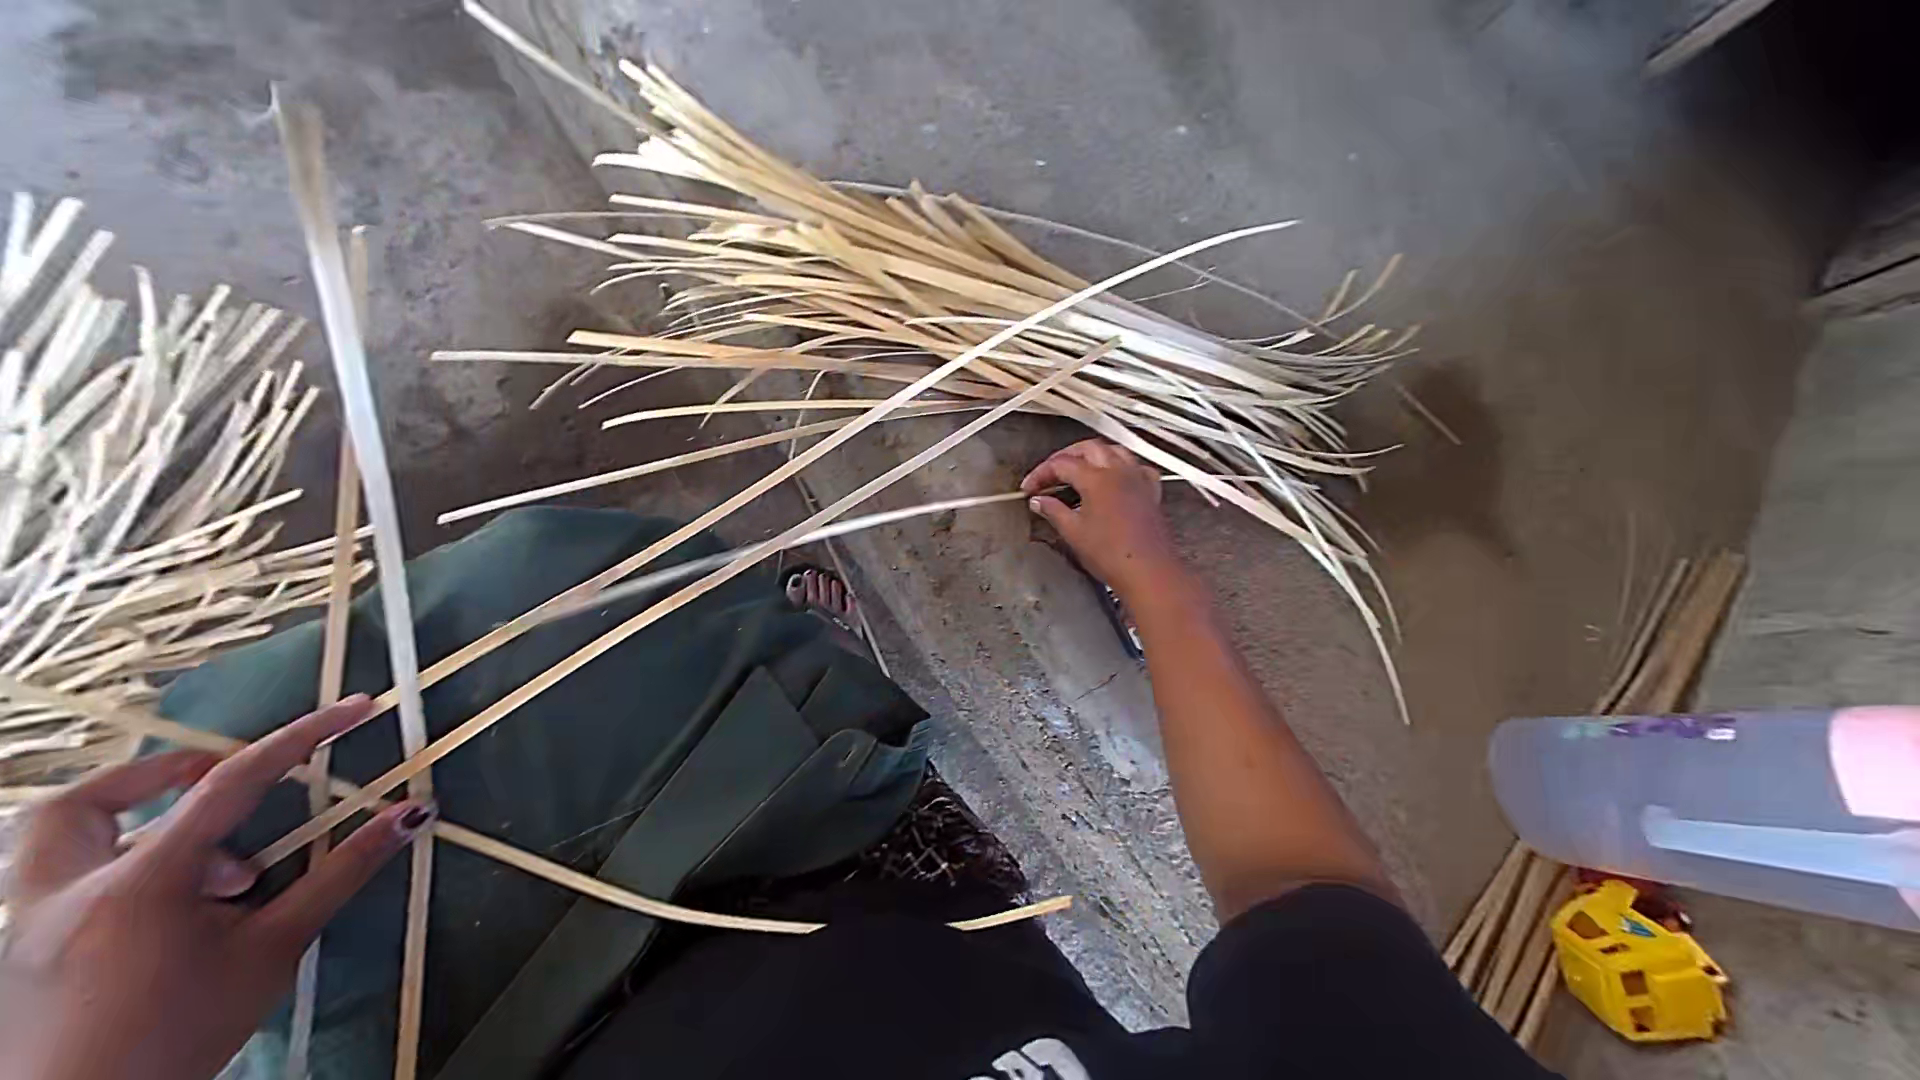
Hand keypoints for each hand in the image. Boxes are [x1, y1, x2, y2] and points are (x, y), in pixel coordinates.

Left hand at [0, 696, 433, 1079]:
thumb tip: (414, 814)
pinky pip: (62, 880)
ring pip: (52, 842)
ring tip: (213, 849)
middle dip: (155, 773)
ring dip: (132, 820)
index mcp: (136, 886)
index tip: (356, 707)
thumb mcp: (276, 946)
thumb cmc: (179, 1034)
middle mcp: (63, 895)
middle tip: (223, 774)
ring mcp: (28, 927)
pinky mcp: (24, 953)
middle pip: (80, 802)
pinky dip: (125, 865)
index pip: (232, 783)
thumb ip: (343, 871)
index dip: (303, 735)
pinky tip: (183, 901)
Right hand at [1022, 439, 1183, 598]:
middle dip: (1065, 456)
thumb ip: (1053, 511)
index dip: (1041, 473)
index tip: (1031, 486)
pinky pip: (1137, 468)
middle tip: (1050, 473)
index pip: (1061, 464)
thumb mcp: (1073, 533)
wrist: (1148, 573)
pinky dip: (1122, 467)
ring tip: (1079, 468)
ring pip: (1114, 451)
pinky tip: (1116, 477)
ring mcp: (1138, 481)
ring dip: (1093, 455)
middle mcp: (1120, 473)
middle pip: (1088, 448)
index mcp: (1097, 479)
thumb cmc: (1116, 556)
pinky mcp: (1150, 494)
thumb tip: (1041, 502)